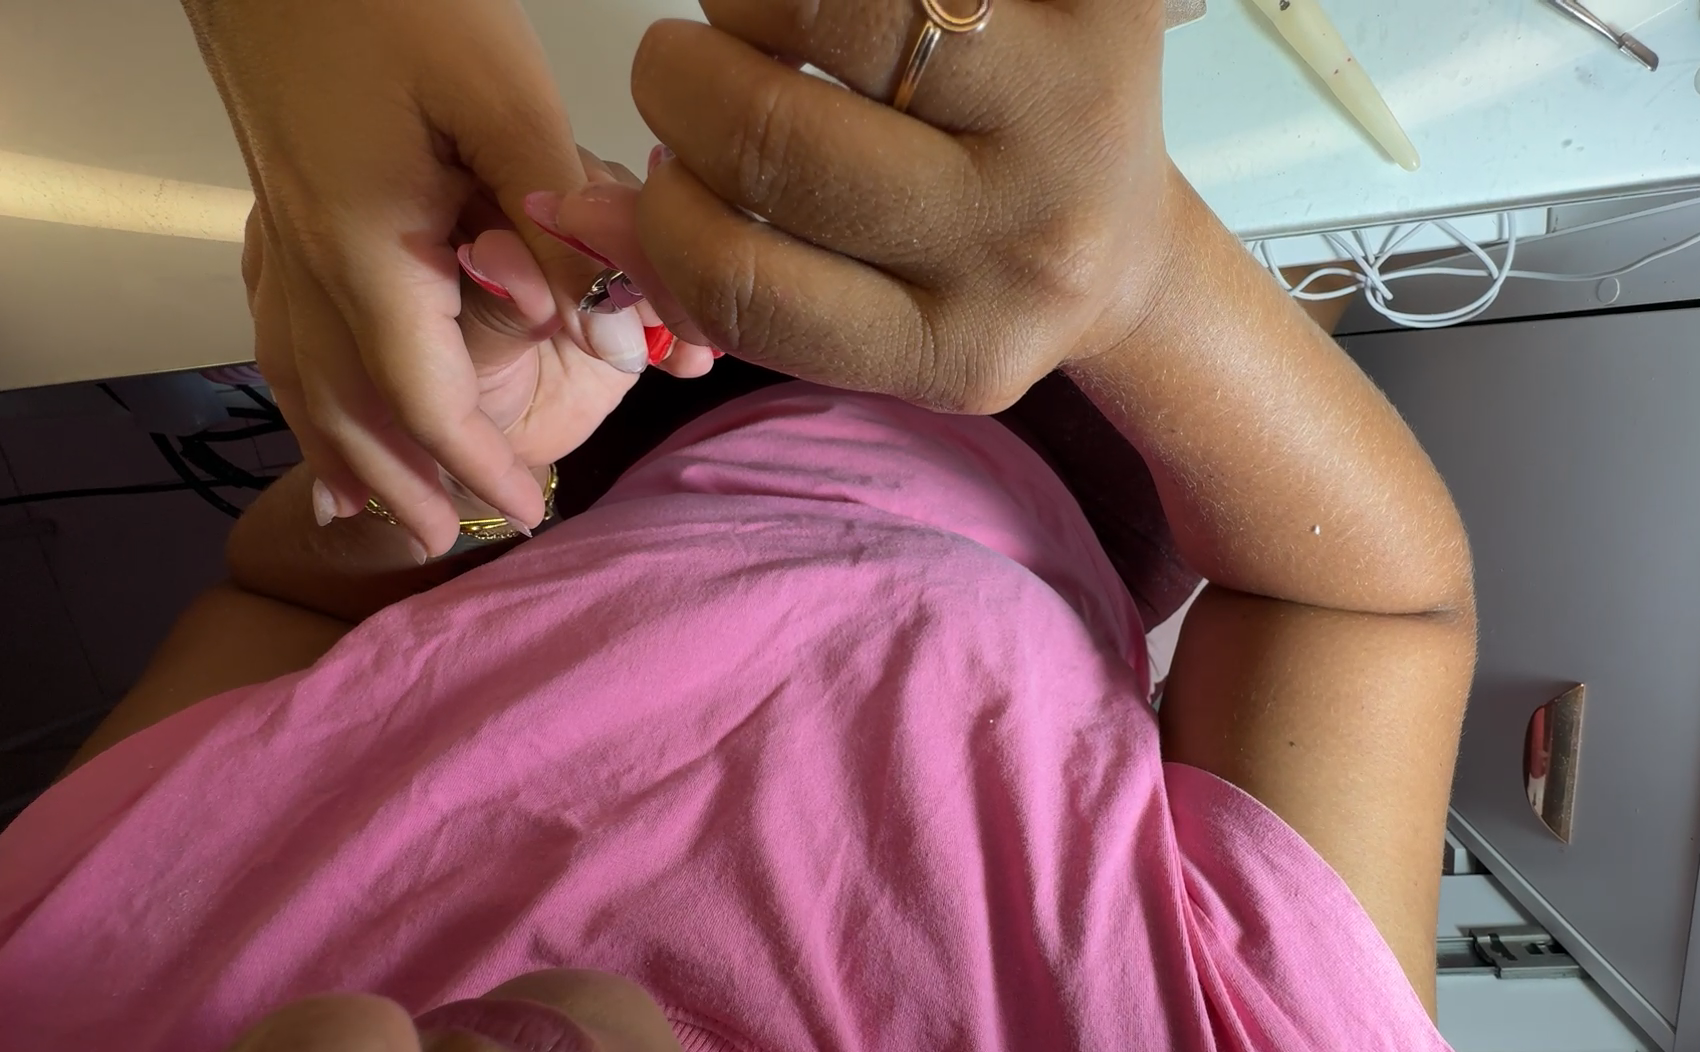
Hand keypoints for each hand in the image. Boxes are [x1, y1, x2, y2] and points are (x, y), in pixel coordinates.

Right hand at [184, 0, 661, 553]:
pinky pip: (287, 322)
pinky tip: (312, 403)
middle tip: (440, 541)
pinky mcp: (297, 201)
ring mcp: (290, 228)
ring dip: (341, 450)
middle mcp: (312, 254)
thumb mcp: (507, 111)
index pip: (425, 400)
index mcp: (366, 250)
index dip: (476, 466)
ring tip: (366, 511)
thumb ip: (554, 230)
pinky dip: (303, 384)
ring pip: (303, 374)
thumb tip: (595, 329)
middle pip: (350, 406)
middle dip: (401, 481)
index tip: (526, 513)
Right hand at [543, 0, 1178, 413]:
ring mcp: (1074, 120)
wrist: (1121, 256)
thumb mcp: (869, 338)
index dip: (664, 219)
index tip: (671, 180)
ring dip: (748, 3)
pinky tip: (845, 15)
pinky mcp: (1106, 9)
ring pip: (825, 4)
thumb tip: (565, 211)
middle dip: (685, 88)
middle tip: (705, 84)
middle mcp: (1022, 249)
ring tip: (781, 32)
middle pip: (771, 135)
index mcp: (955, 355)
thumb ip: (732, 294)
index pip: (743, 281)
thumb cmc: (976, 302)